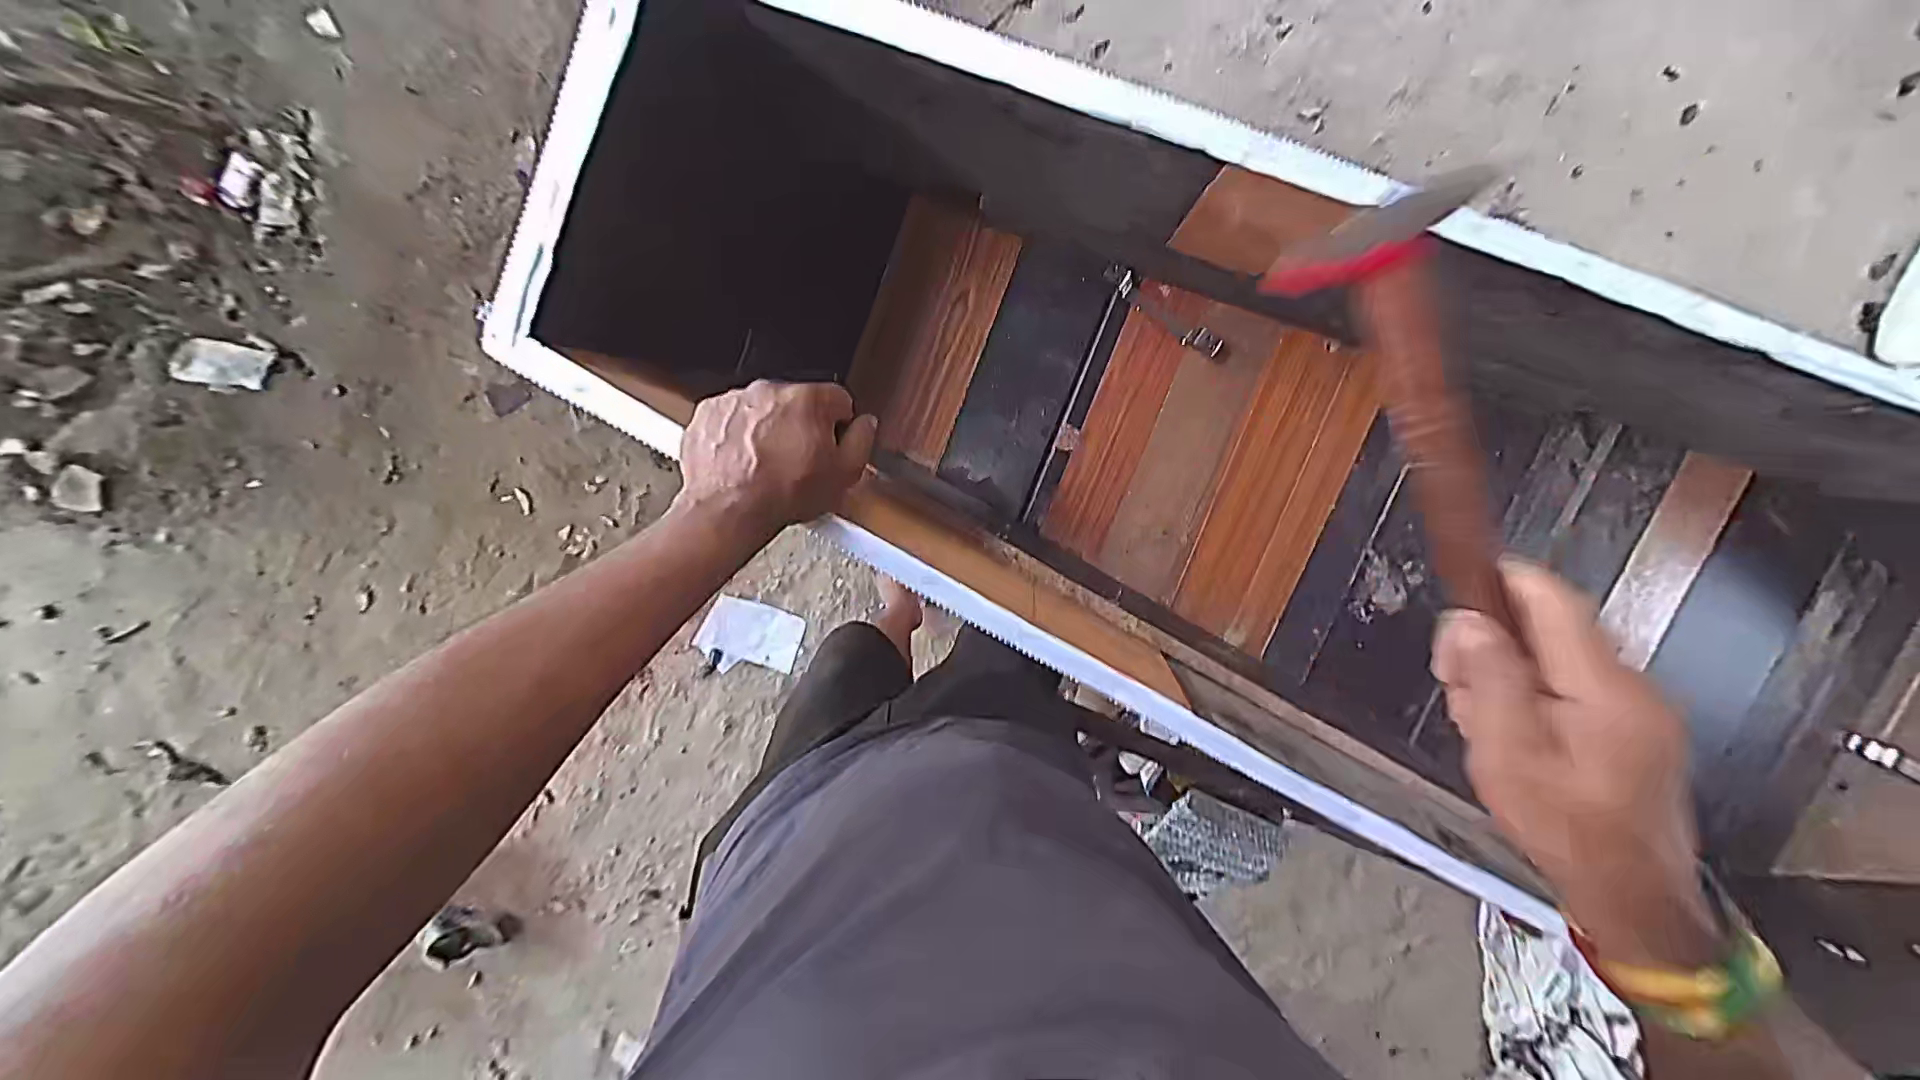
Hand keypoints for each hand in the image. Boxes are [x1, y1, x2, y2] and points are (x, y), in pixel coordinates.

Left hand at [675, 380, 877, 534]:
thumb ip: (862, 441)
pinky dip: (738, 436)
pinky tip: (744, 463)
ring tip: (768, 468)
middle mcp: (771, 391)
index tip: (831, 446)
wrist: (727, 511)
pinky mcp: (709, 413)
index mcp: (809, 399)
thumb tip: (865, 426)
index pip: (839, 399)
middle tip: (799, 463)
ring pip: (764, 410)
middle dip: (802, 428)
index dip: (839, 426)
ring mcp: (736, 400)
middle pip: (799, 402)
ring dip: (769, 431)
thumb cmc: (780, 495)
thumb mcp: (844, 476)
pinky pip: (733, 418)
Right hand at [1432, 560, 1718, 966]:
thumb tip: (1467, 620)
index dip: (1505, 577)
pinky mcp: (1628, 727)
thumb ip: (1487, 678)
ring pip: (1550, 658)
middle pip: (1546, 628)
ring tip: (1480, 721)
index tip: (1460, 573)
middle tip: (1456, 685)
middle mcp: (1628, 686)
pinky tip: (1507, 733)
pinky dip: (1525, 695)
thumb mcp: (1506, 749)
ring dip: (1502, 674)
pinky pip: (1565, 686)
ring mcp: (1634, 707)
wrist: (1628, 893)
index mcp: (1602, 686)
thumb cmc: (1561, 822)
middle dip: (1489, 643)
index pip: (1553, 601)